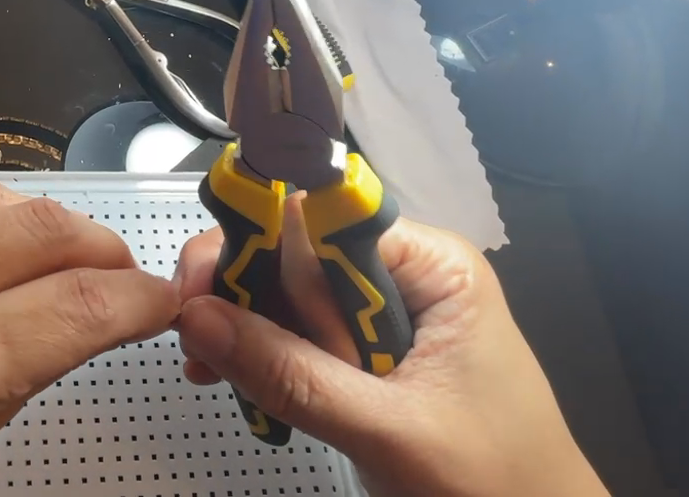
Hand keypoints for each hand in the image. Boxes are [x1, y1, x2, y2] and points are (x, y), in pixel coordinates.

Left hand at [0, 179, 178, 496]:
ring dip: (54, 223)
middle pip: (48, 231)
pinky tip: (10, 240)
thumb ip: (39, 360)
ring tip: (73, 255)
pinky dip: (0, 213)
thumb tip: (103, 309)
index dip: (140, 298)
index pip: (77, 308)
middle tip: (127, 275)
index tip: (169, 299)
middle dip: (104, 249)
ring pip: (5, 198)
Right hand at [174, 196, 607, 496]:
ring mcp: (376, 308)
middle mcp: (396, 269)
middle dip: (237, 293)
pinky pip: (291, 329)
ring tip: (205, 369)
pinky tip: (226, 376)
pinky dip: (255, 352)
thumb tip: (193, 316)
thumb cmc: (498, 491)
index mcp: (426, 262)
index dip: (251, 241)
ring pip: (280, 291)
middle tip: (191, 337)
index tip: (198, 289)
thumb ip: (292, 375)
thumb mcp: (391, 433)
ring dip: (238, 327)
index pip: (318, 219)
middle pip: (289, 251)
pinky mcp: (360, 347)